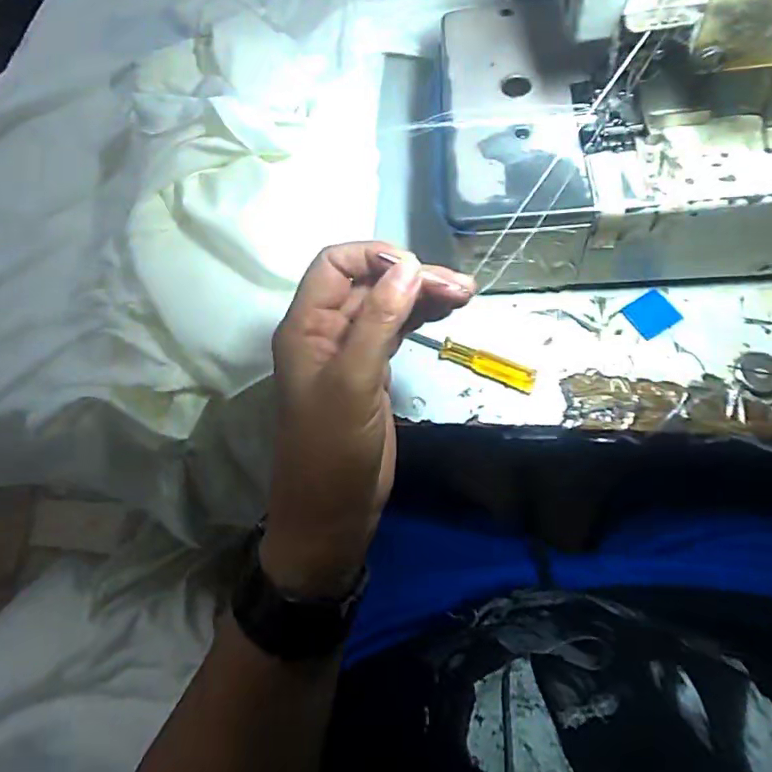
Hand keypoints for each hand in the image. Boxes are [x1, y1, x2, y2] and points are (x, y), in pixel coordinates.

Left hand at [261, 242, 474, 596]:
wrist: (332, 515)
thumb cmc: (332, 450)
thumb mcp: (354, 381)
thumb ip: (378, 321)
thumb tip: (409, 265)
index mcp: (306, 325)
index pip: (335, 265)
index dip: (374, 256)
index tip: (416, 267)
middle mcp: (327, 330)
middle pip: (368, 282)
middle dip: (410, 275)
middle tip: (459, 286)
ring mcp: (352, 350)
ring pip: (388, 304)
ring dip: (423, 293)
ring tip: (465, 292)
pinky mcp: (373, 369)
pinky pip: (397, 328)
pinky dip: (422, 316)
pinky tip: (448, 309)